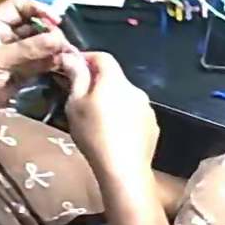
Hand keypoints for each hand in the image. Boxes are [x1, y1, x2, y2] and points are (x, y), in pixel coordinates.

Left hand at [0, 0, 74, 117]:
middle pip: (33, 27)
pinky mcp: (22, 73)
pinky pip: (41, 63)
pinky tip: (64, 65)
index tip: (58, 20)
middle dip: (51, 33)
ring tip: (70, 55)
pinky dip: (53, 63)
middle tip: (65, 45)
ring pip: (40, 46)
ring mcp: (14, 56)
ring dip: (55, 49)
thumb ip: (28, 48)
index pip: (17, 7)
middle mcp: (5, 37)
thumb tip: (58, 38)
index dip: (38, 9)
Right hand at [60, 51, 157, 178]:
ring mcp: (148, 109)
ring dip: (112, 100)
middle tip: (80, 96)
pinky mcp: (153, 125)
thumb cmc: (93, 133)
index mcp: (116, 81)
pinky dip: (124, 115)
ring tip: (97, 118)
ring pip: (126, 97)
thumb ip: (76, 77)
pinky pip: (135, 113)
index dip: (87, 58)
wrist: (123, 167)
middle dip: (98, 82)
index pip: (104, 57)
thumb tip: (71, 57)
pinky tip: (115, 131)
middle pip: (115, 78)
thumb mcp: (76, 104)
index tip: (72, 69)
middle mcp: (136, 91)